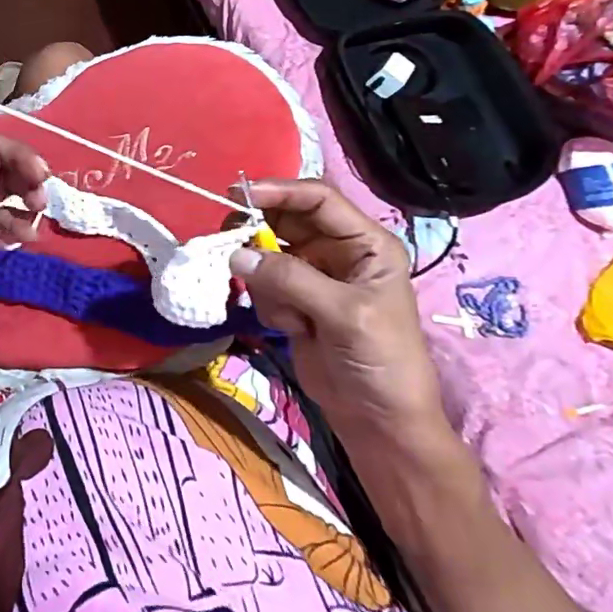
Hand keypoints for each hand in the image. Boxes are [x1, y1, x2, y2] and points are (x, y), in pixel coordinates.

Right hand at [229, 179, 446, 441]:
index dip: (280, 191)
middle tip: (232, 243)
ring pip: (268, 253)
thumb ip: (291, 279)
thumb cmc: (380, 360)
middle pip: (285, 222)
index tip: (239, 194)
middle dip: (260, 234)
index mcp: (365, 243)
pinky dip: (267, 302)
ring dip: (265, 279)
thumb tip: (236, 253)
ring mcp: (313, 276)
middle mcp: (337, 251)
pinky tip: (292, 328)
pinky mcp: (293, 301)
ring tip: (289, 315)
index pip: (318, 200)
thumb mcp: (343, 314)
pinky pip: (263, 284)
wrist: (378, 420)